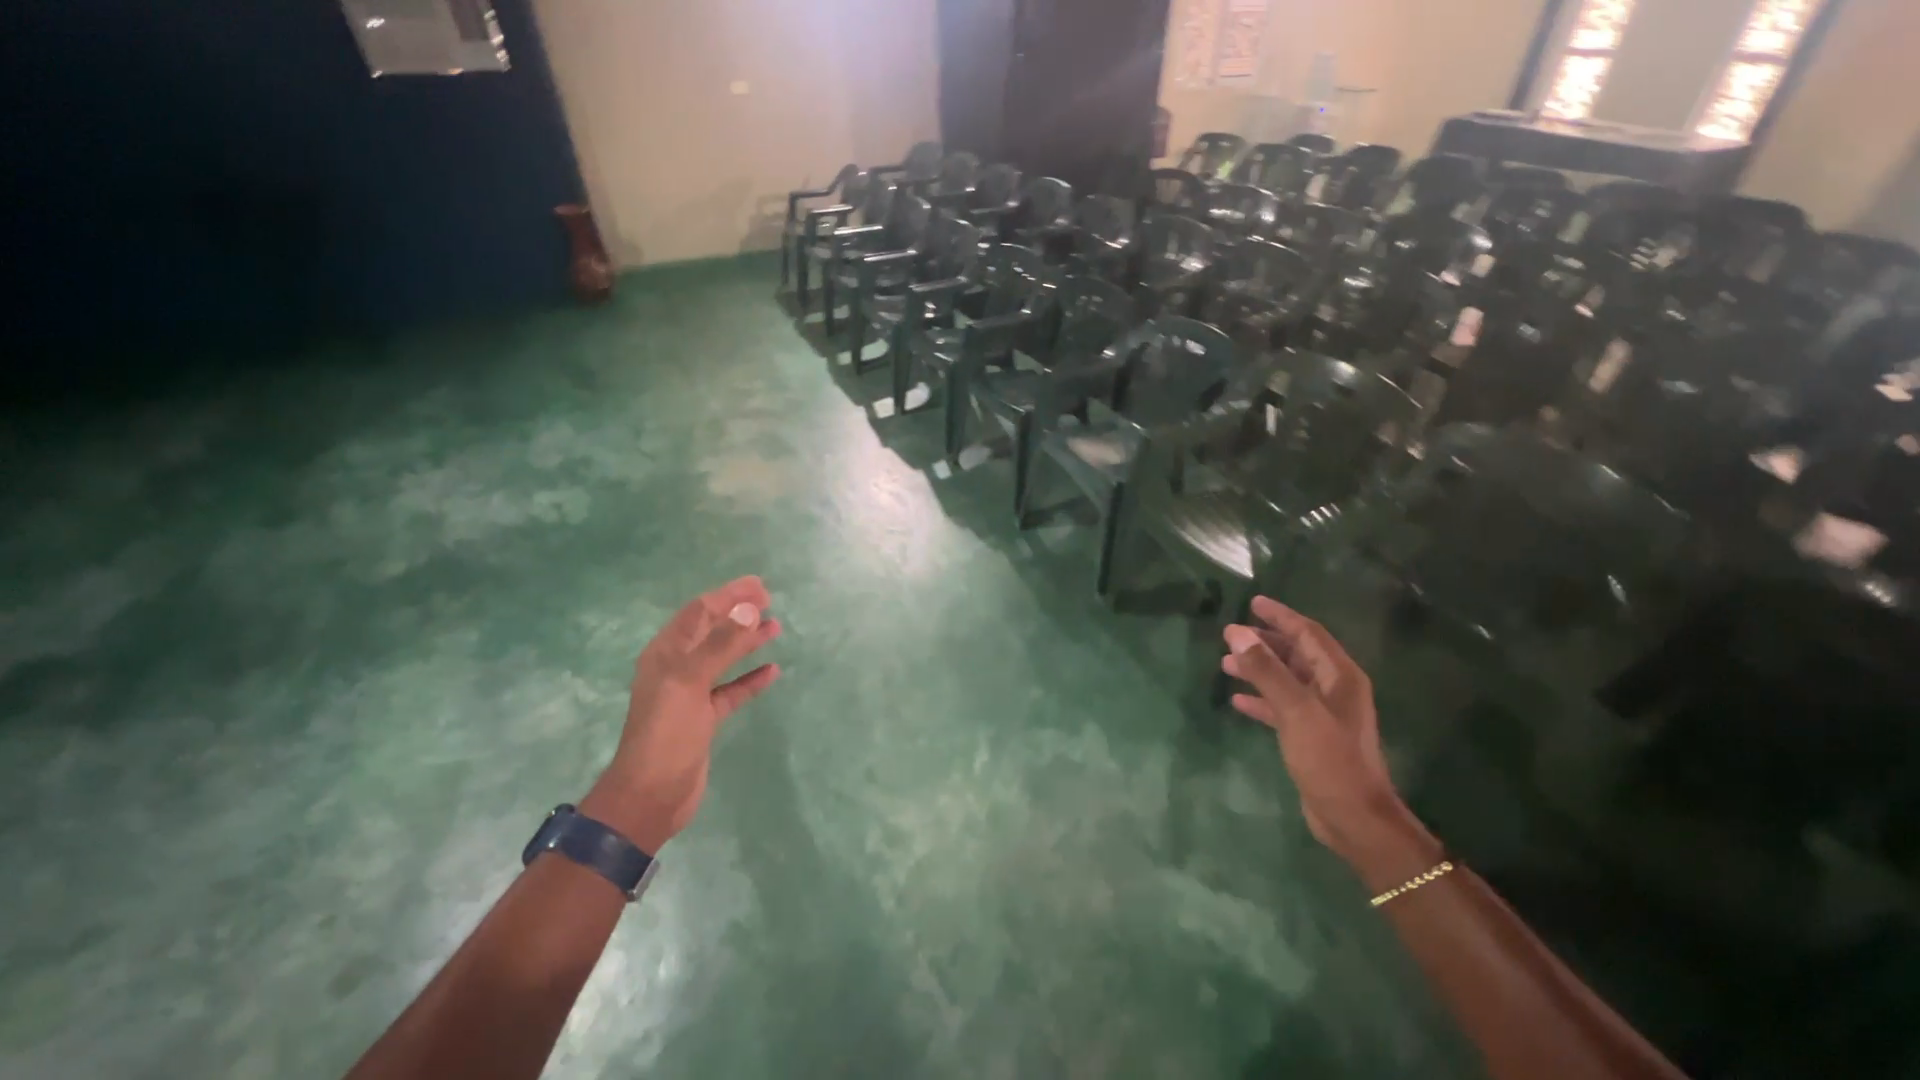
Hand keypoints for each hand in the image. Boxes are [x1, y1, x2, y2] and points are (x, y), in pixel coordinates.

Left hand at [581, 577, 782, 853]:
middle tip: (771, 601)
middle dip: (738, 614)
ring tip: (776, 629)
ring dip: (747, 643)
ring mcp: (690, 695)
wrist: (651, 795)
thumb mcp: (690, 682)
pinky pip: (731, 690)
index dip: (728, 595)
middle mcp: (676, 669)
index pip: (699, 612)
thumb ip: (721, 645)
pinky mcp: (704, 720)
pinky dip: (750, 679)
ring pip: (723, 659)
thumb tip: (749, 610)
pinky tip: (772, 671)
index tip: (761, 586)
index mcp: (666, 654)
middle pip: (711, 631)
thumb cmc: (666, 733)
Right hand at [1221, 596, 1429, 867]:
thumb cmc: (1329, 759)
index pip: (1309, 634)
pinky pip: (1282, 708)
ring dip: (1259, 670)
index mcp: (1340, 677)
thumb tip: (1238, 634)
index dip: (1281, 617)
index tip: (1253, 603)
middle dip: (1265, 642)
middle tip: (1230, 634)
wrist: (1353, 816)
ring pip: (1287, 681)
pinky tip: (1238, 700)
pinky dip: (1261, 700)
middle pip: (1297, 654)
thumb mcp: (1296, 710)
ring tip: (1226, 663)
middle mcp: (1335, 690)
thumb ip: (1267, 671)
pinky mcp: (1311, 737)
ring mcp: (1323, 715)